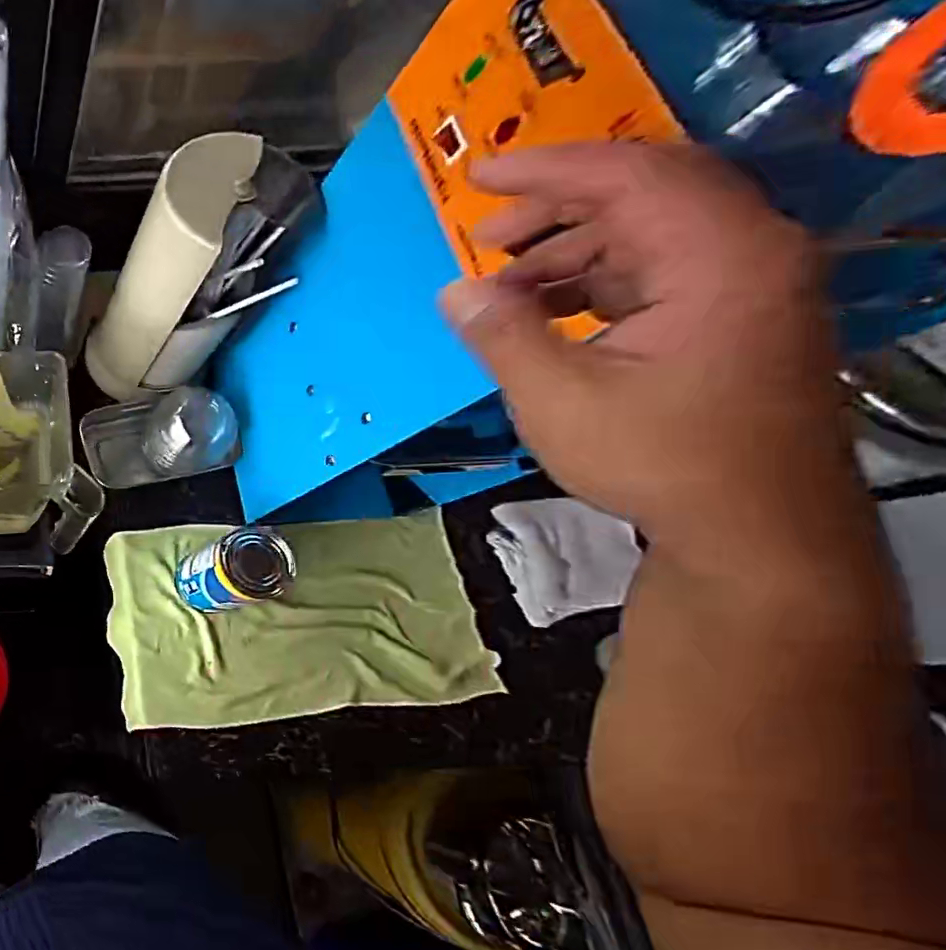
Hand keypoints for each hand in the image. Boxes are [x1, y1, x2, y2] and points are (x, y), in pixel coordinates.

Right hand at [438, 142, 859, 562]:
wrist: (749, 522)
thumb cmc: (657, 458)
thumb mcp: (558, 398)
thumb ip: (503, 336)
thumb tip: (456, 291)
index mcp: (717, 258)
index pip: (629, 178)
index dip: (546, 171)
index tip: (479, 177)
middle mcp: (745, 253)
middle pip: (644, 195)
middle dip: (554, 209)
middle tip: (482, 236)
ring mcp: (743, 285)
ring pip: (646, 236)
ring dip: (567, 251)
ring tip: (501, 286)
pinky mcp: (729, 317)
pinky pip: (653, 273)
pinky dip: (591, 281)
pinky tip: (544, 311)